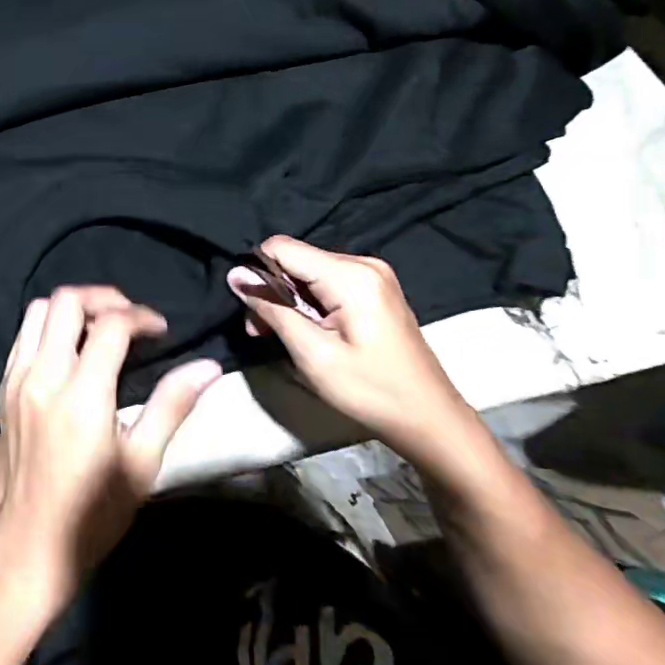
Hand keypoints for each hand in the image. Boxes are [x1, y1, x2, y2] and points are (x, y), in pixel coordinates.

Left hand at [0, 286, 221, 614]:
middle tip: (132, 318)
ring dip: (74, 308)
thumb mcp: (143, 462)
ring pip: (39, 310)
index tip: (162, 332)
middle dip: (105, 298)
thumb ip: (172, 405)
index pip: (110, 325)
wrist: (33, 543)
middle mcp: (43, 378)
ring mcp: (17, 381)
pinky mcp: (4, 389)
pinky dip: (49, 326)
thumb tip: (209, 366)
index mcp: (81, 397)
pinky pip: (23, 335)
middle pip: (67, 302)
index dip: (142, 317)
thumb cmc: (96, 509)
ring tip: (102, 326)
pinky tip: (72, 347)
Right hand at [228, 236, 478, 472]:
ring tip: (284, 338)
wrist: (427, 416)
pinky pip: (328, 283)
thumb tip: (236, 275)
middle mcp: (363, 263)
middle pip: (295, 260)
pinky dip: (310, 304)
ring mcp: (372, 274)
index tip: (250, 311)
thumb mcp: (313, 355)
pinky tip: (309, 332)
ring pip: (308, 272)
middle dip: (272, 292)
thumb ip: (273, 310)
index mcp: (351, 275)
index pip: (282, 247)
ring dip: (289, 301)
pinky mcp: (374, 288)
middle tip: (262, 334)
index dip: (257, 273)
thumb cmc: (370, 391)